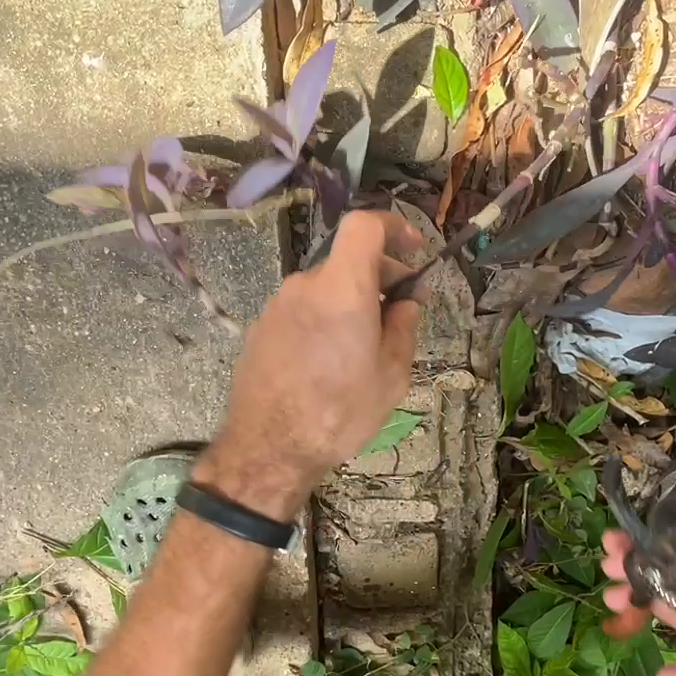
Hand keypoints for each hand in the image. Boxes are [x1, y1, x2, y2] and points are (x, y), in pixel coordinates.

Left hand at [196, 210, 423, 518]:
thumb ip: (403, 325)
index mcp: (342, 289)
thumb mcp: (391, 374)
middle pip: (347, 260)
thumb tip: (407, 299)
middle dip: (380, 275)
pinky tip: (332, 359)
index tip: (413, 248)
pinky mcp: (261, 326)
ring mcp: (278, 305)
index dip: (392, 226)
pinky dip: (326, 318)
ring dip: (351, 301)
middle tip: (402, 310)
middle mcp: (305, 285)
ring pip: (326, 287)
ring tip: (366, 345)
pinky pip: (304, 309)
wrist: (268, 449)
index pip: (363, 225)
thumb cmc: (340, 413)